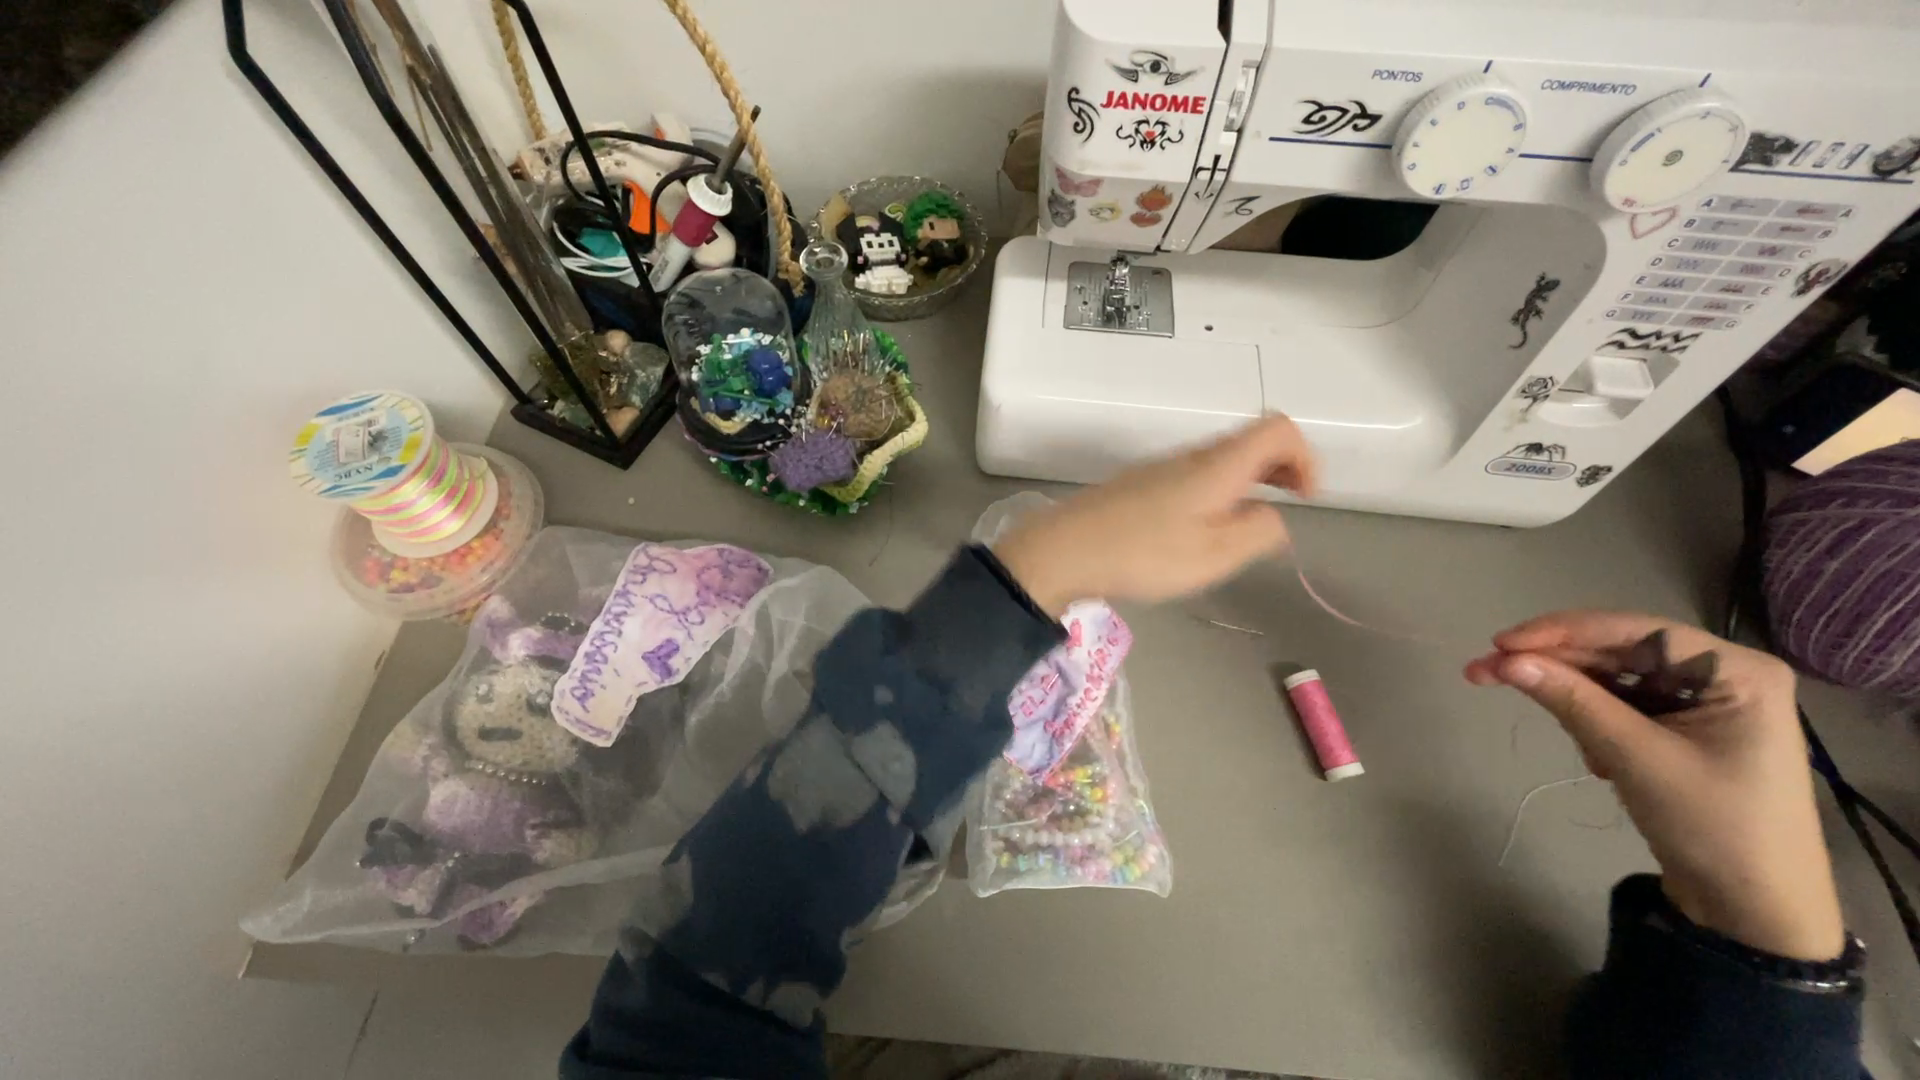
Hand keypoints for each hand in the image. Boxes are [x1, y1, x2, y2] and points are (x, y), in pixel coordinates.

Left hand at [992, 414, 1317, 615]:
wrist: (1062, 550)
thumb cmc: (1143, 553)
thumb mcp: (1214, 554)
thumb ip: (1258, 531)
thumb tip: (1275, 517)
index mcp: (1217, 465)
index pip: (1278, 428)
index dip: (1305, 456)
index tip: (1305, 497)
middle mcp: (1191, 456)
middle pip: (1250, 440)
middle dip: (1280, 468)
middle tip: (1286, 506)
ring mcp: (1160, 467)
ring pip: (1219, 459)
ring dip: (1247, 481)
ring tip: (1244, 524)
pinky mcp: (1137, 484)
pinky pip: (1192, 475)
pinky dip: (1216, 491)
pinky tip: (1200, 528)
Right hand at [1465, 612, 1844, 961]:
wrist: (1754, 909)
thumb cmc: (1713, 826)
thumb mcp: (1636, 758)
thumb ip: (1572, 702)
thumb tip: (1505, 661)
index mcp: (1737, 670)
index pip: (1633, 631)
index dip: (1561, 632)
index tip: (1499, 644)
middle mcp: (1721, 673)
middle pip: (1616, 651)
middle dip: (1553, 666)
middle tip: (1483, 672)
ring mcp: (1701, 701)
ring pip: (1610, 679)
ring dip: (1573, 701)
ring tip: (1570, 744)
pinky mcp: (1680, 727)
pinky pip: (1618, 705)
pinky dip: (1592, 723)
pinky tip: (1596, 759)